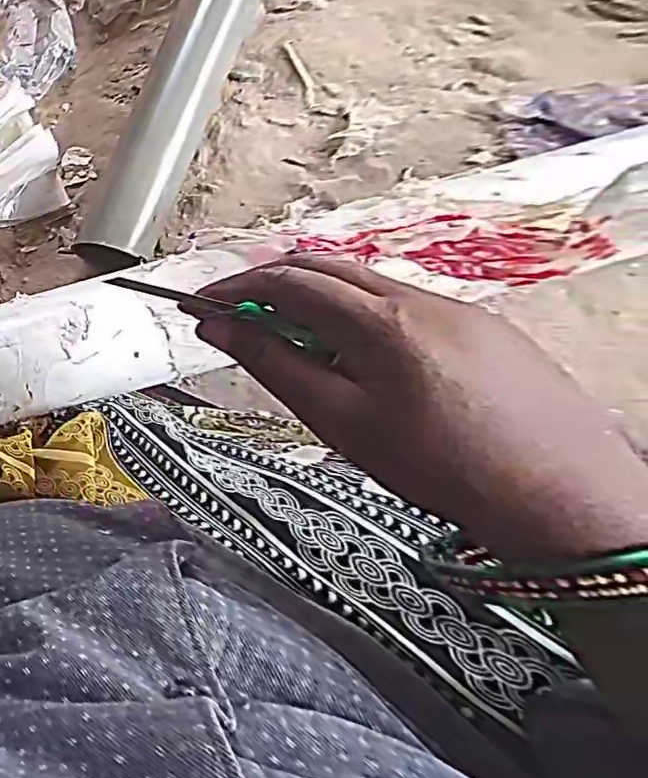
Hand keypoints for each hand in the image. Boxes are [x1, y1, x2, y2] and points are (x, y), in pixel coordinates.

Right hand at [194, 254, 647, 562]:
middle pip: (323, 267)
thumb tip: (219, 327)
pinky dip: (354, 313)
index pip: (285, 282)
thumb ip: (268, 360)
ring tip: (289, 342)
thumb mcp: (334, 415)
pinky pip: (400, 303)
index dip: (232, 289)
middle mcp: (427, 305)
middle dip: (266, 284)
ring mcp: (465, 315)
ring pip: (362, 283)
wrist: (575, 510)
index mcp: (384, 323)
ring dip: (311, 298)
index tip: (201, 303)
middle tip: (233, 314)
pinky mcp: (488, 332)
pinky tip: (348, 354)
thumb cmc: (450, 468)